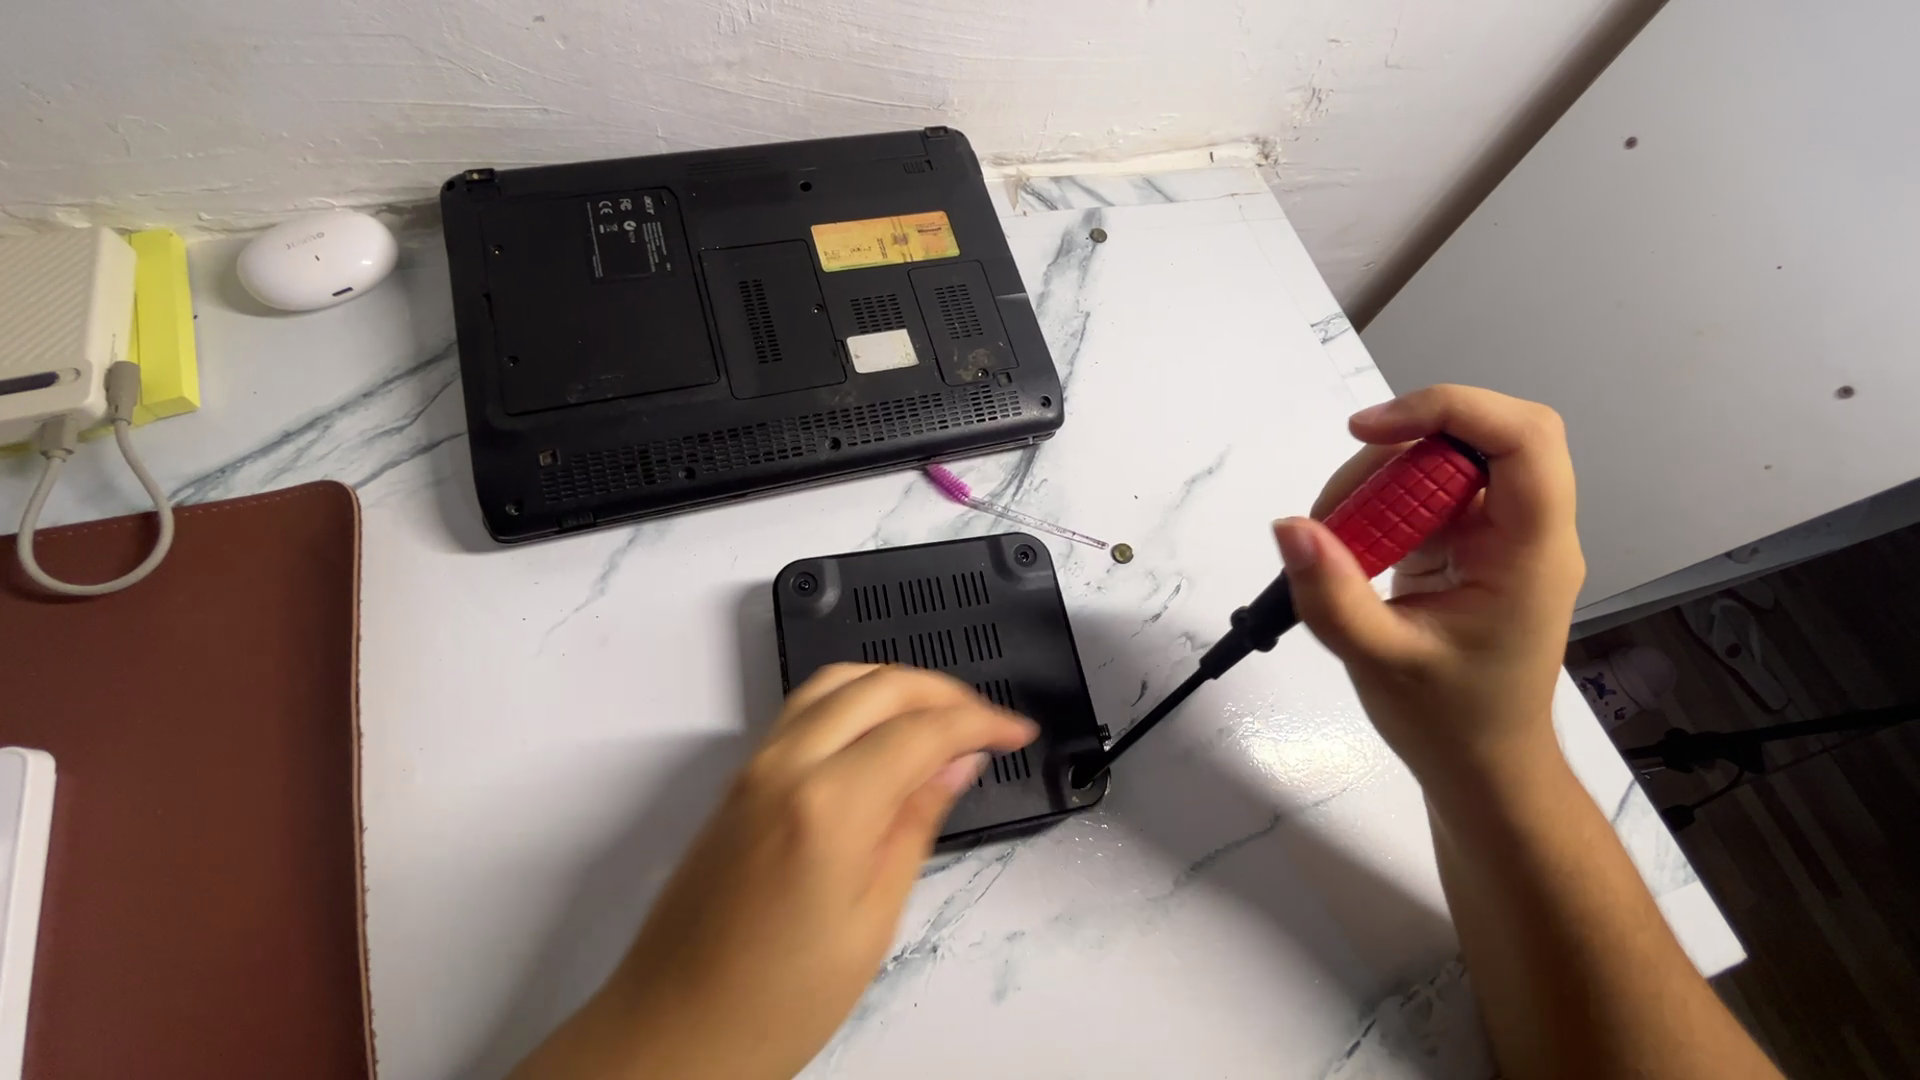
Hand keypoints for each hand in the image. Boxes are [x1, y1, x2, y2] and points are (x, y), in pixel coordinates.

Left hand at [511, 664, 1037, 1079]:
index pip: (921, 730)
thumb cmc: (776, 1002)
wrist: (673, 1034)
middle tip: (986, 722)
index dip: (981, 721)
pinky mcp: (740, 778)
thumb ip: (916, 822)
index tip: (1017, 731)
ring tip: (939, 717)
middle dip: (944, 692)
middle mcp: (785, 766)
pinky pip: (805, 707)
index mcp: (828, 805)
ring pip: (836, 681)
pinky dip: (855, 698)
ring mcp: (755, 766)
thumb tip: (956, 764)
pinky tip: (881, 731)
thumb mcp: (873, 919)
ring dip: (896, 685)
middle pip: (880, 685)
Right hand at [1271, 385, 1584, 793]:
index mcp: (1532, 551)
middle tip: (1335, 511)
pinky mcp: (1463, 550)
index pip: (1522, 437)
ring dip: (1374, 486)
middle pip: (1472, 442)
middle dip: (1392, 458)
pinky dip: (1373, 512)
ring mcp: (1493, 538)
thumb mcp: (1380, 658)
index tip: (1367, 431)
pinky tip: (1347, 551)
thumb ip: (1332, 594)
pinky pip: (1417, 501)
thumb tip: (1288, 528)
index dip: (1448, 409)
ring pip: (1437, 467)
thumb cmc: (1449, 721)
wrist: (1480, 765)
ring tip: (1332, 539)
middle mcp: (1523, 531)